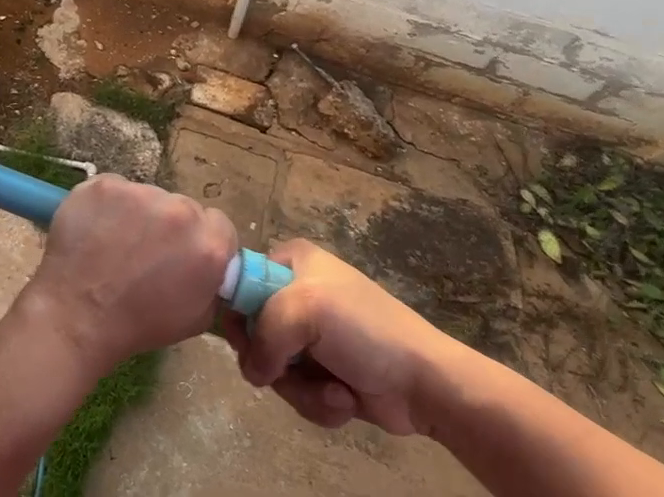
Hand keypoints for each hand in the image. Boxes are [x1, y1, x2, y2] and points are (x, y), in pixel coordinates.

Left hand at [19, 175, 237, 373]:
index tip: (183, 254)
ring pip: (147, 197)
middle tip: (146, 252)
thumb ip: (214, 283)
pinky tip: (96, 231)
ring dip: (138, 214)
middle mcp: (180, 212)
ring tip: (115, 244)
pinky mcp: (105, 185)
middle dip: (169, 226)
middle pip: (183, 207)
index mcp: (208, 245)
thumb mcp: (198, 318)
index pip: (219, 225)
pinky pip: (115, 190)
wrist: (77, 316)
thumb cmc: (139, 324)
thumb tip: (215, 266)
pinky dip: (108, 206)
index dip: (201, 240)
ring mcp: (140, 193)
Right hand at [221, 238, 458, 435]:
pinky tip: (344, 400)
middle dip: (272, 361)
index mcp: (293, 262)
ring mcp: (311, 337)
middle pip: (252, 332)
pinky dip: (317, 402)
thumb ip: (263, 330)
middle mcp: (298, 294)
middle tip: (288, 369)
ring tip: (332, 390)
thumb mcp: (304, 307)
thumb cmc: (364, 330)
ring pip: (272, 368)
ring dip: (299, 388)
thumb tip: (254, 371)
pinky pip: (296, 391)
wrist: (424, 383)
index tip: (248, 339)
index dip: (239, 313)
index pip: (241, 281)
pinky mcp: (324, 373)